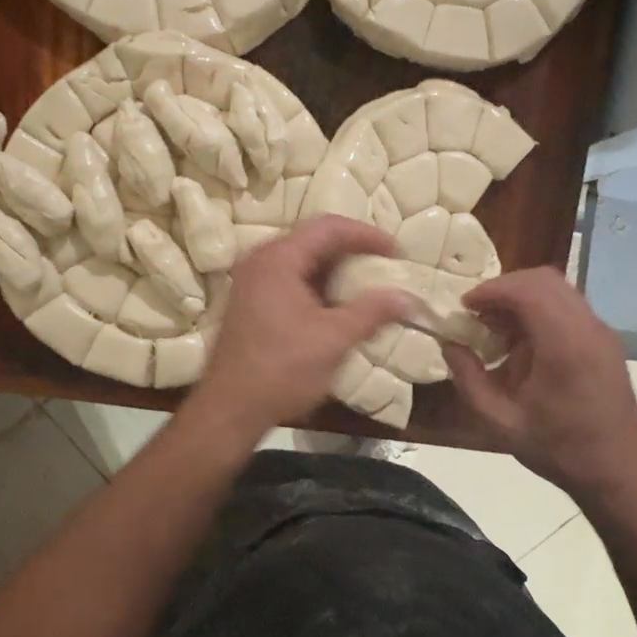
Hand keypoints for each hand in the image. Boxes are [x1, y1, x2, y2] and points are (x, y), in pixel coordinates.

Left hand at [191, 216, 413, 433]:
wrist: (230, 410)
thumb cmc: (282, 370)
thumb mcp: (333, 340)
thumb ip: (371, 312)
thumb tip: (406, 298)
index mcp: (278, 259)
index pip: (329, 227)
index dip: (367, 235)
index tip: (396, 252)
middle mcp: (259, 262)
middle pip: (313, 241)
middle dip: (352, 252)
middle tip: (384, 267)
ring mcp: (250, 284)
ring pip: (301, 263)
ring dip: (335, 272)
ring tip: (366, 288)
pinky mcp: (249, 306)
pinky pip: (289, 282)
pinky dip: (317, 288)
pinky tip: (337, 309)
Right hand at [444, 268, 636, 498]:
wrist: (619, 470)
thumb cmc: (559, 450)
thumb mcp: (502, 422)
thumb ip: (470, 381)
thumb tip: (450, 347)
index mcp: (564, 344)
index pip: (527, 289)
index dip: (491, 290)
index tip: (464, 306)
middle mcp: (588, 327)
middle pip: (545, 280)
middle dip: (505, 288)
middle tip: (477, 313)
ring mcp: (602, 333)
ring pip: (560, 291)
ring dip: (524, 299)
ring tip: (496, 329)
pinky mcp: (606, 344)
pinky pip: (571, 310)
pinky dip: (542, 312)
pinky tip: (523, 346)